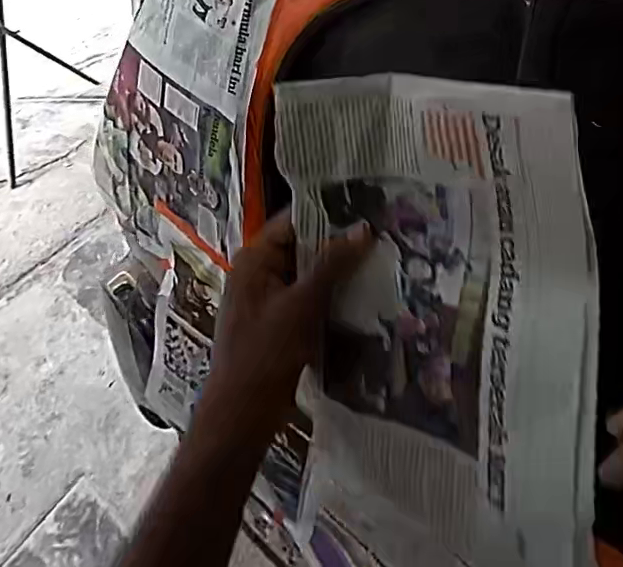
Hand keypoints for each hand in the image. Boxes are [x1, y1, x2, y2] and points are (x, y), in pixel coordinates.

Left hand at [196, 212, 372, 443]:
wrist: (242, 415)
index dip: (326, 213)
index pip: (293, 221)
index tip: (363, 206)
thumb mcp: (302, 305)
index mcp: (255, 259)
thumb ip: (332, 265)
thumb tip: (363, 229)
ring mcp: (269, 299)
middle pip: (302, 247)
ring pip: (309, 275)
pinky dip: (331, 297)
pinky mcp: (280, 323)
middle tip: (380, 235)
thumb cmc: (265, 353)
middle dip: (338, 244)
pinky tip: (363, 298)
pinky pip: (309, 300)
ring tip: (379, 261)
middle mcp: (260, 272)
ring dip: (338, 273)